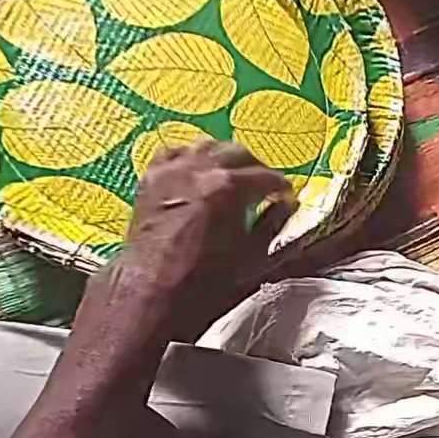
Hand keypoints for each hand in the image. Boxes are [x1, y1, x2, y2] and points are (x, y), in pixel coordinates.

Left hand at [85, 140, 294, 344]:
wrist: (155, 291)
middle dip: (256, 169)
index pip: (267, 176)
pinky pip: (178, 154)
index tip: (285, 195)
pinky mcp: (152, 177)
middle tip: (264, 186)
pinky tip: (199, 173)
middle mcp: (201, 169)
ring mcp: (173, 170)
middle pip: (238, 154)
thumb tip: (286, 206)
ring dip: (225, 158)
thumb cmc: (204, 282)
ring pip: (208, 147)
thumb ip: (272, 225)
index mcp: (230, 188)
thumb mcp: (251, 257)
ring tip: (234, 177)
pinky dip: (193, 159)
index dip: (281, 187)